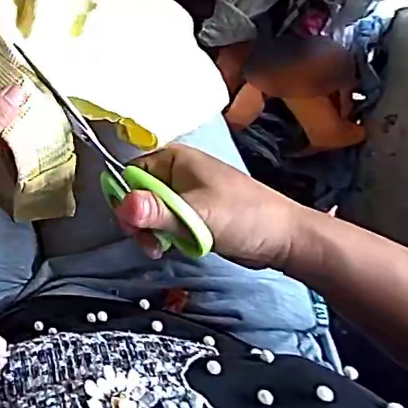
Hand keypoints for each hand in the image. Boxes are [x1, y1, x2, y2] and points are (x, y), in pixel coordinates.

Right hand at [112, 145, 312, 268]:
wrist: (284, 238)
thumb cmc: (245, 217)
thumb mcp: (198, 215)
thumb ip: (159, 212)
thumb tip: (123, 205)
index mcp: (174, 158)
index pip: (130, 173)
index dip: (126, 199)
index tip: (133, 226)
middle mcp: (174, 172)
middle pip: (136, 194)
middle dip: (139, 221)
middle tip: (151, 244)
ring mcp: (182, 193)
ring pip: (148, 212)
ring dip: (150, 232)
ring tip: (162, 249)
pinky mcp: (190, 213)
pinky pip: (163, 223)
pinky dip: (163, 236)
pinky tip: (170, 248)